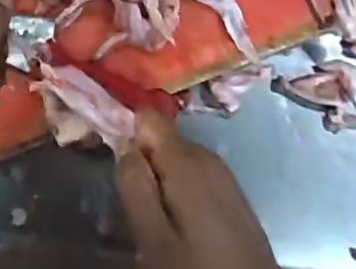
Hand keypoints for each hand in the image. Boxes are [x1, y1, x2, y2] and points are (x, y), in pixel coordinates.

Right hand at [116, 109, 277, 268]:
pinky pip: (197, 177)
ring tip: (160, 222)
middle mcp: (206, 155)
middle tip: (138, 207)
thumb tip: (124, 144)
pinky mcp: (234, 194)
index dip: (129, 135)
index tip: (121, 165)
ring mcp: (224, 174)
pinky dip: (184, 193)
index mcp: (185, 159)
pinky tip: (185, 228)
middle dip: (146, 166)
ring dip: (164, 182)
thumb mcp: (154, 239)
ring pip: (179, 160)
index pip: (147, 116)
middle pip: (163, 140)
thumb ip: (134, 186)